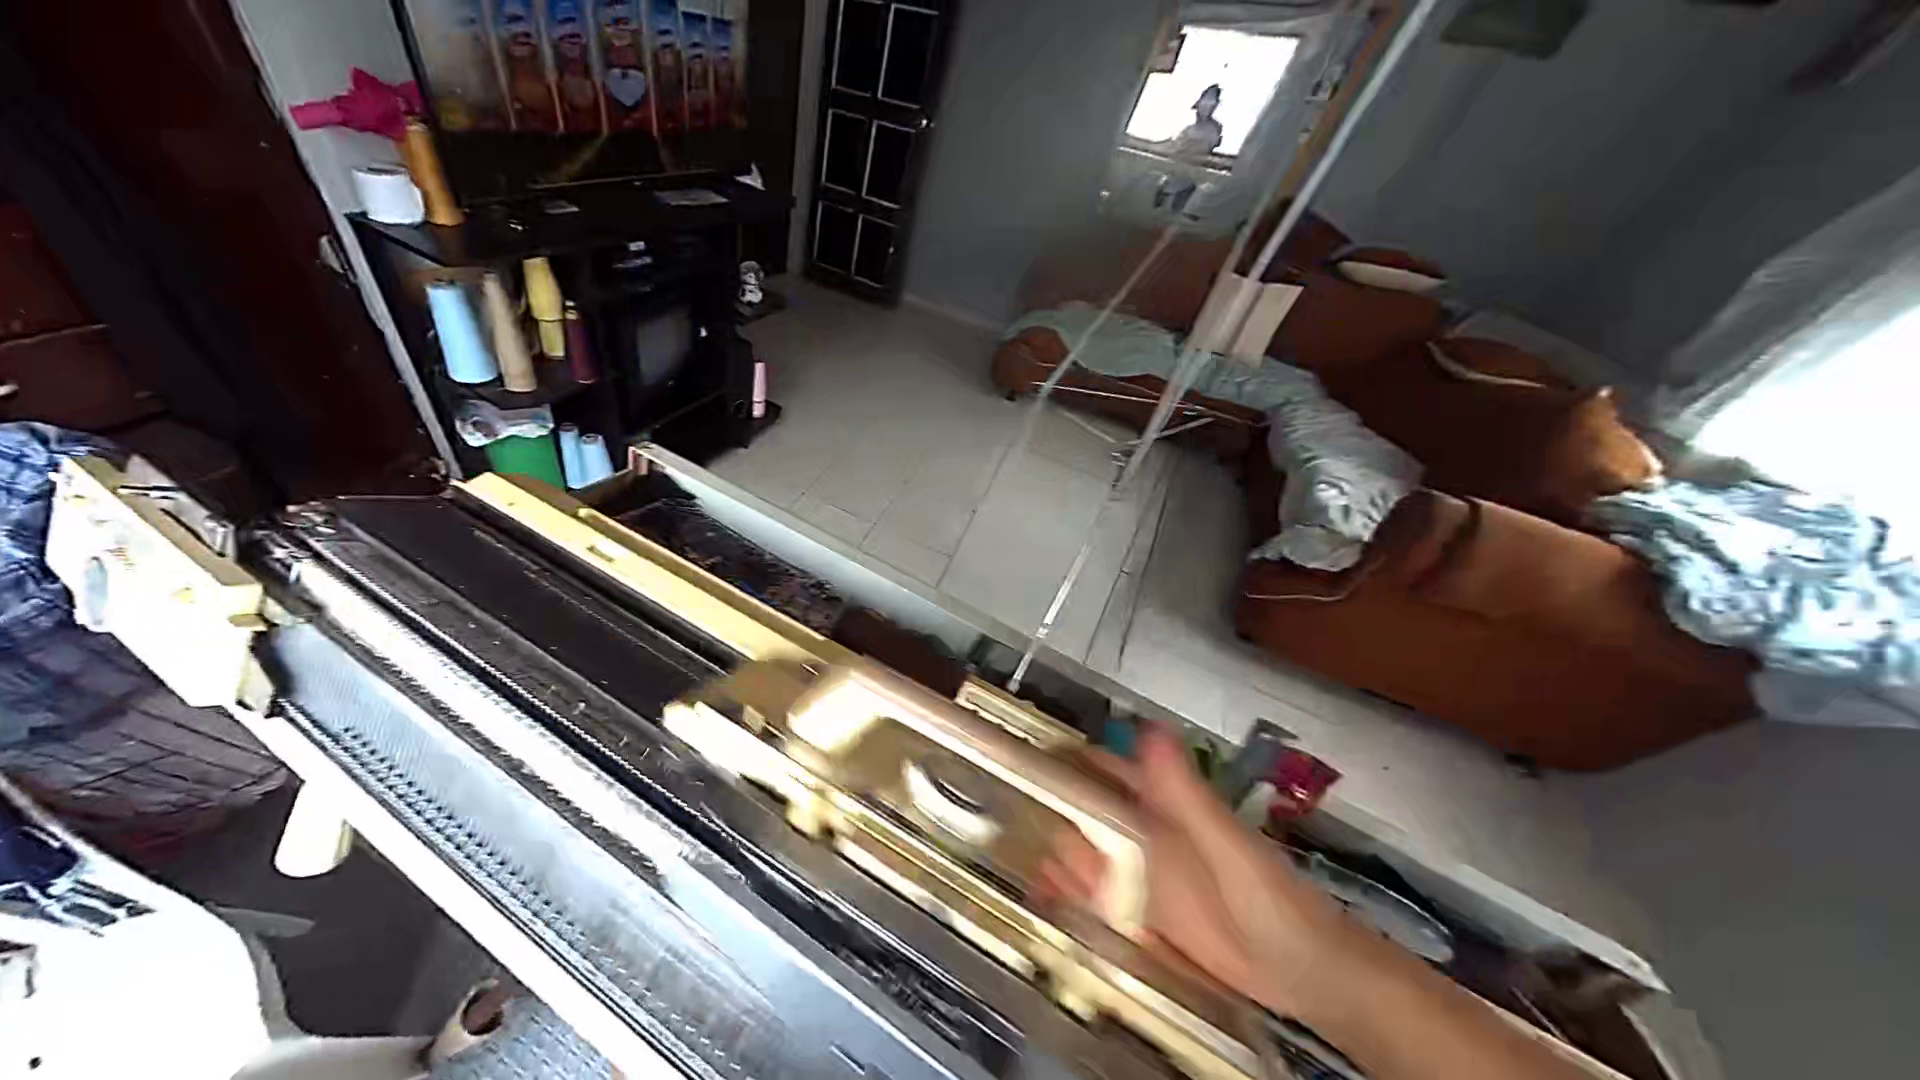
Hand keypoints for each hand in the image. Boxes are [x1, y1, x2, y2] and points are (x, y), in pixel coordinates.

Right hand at [1036, 725, 1349, 1016]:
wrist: (1304, 972)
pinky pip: (1094, 899)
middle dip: (1047, 812)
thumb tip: (1148, 728)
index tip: (1024, 759)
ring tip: (1013, 860)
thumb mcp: (1225, 841)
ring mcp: (1140, 876)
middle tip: (1005, 820)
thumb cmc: (1268, 897)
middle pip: (1083, 813)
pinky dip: (1068, 896)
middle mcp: (1143, 834)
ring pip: (1083, 854)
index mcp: (1161, 805)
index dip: (1065, 760)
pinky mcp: (1140, 916)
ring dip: (1051, 854)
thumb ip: (1184, 791)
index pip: (1103, 769)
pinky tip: (1046, 900)